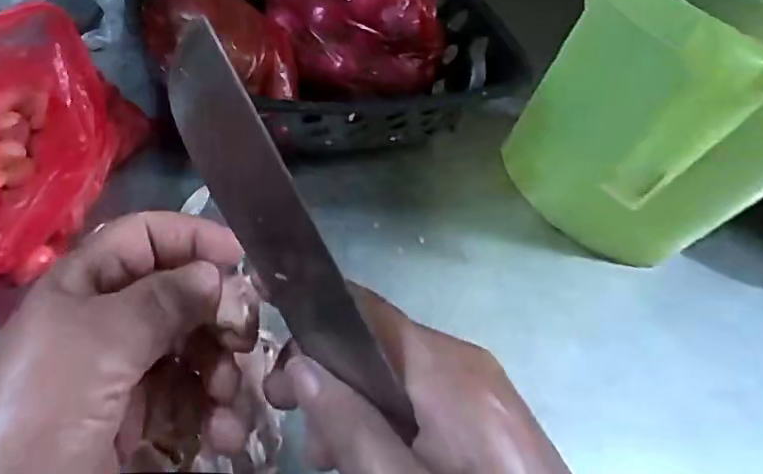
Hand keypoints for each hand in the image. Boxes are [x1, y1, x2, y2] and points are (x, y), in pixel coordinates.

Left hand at [0, 212, 261, 473]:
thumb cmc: (43, 405)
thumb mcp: (101, 341)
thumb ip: (164, 300)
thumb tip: (215, 273)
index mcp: (89, 283)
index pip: (147, 236)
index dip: (192, 238)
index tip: (240, 258)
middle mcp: (106, 321)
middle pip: (178, 295)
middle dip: (217, 313)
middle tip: (246, 338)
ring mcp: (120, 377)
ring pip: (189, 353)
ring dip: (221, 371)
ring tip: (233, 399)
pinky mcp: (131, 430)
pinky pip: (184, 407)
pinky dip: (211, 417)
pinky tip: (226, 435)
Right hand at [264, 286, 567, 473]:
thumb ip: (350, 428)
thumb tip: (298, 364)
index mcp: (446, 366)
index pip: (366, 307)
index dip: (313, 309)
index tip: (269, 326)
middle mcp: (466, 360)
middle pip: (378, 343)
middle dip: (329, 373)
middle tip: (283, 410)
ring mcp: (484, 388)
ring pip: (400, 374)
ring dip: (357, 403)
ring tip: (327, 454)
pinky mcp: (492, 416)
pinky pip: (428, 398)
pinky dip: (392, 417)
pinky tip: (375, 455)